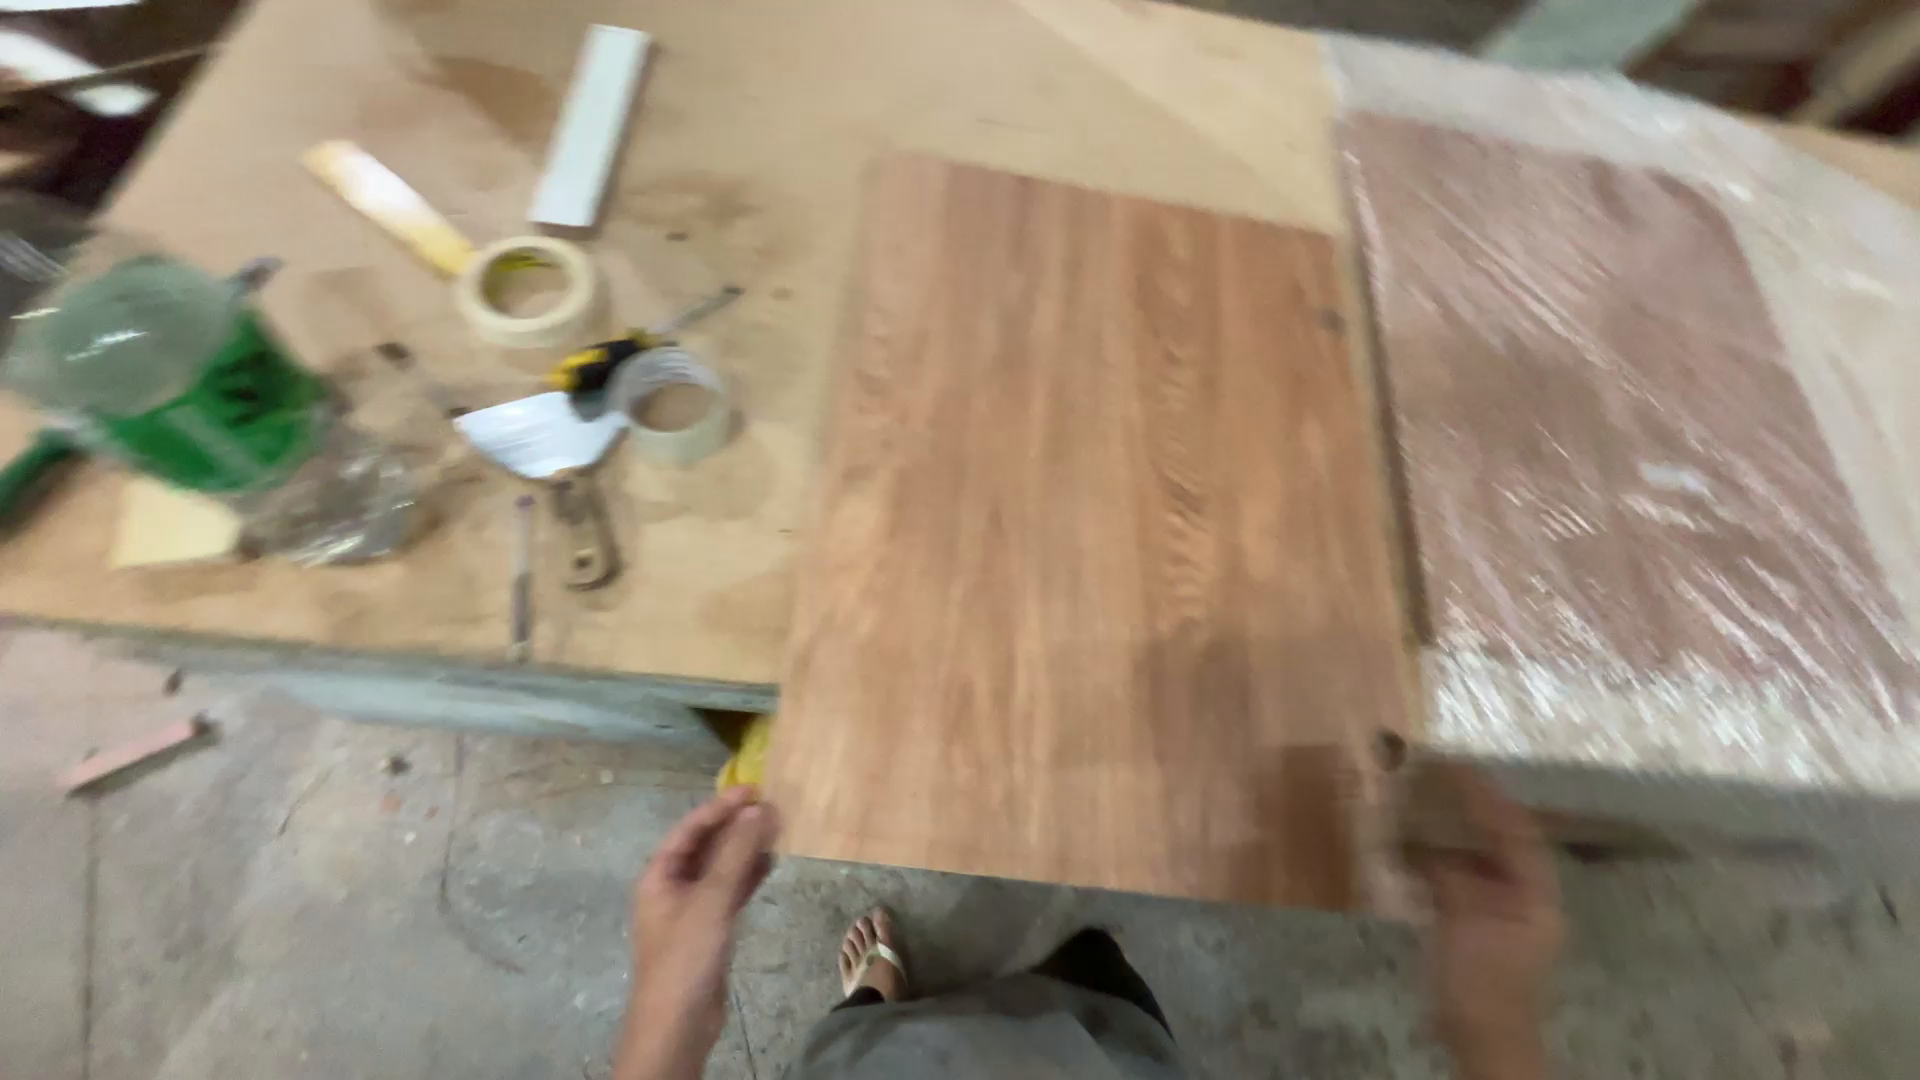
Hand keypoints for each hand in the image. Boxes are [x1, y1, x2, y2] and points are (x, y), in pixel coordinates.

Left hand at [615, 787, 779, 1079]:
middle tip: (772, 807)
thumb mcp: (712, 898)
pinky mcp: (710, 927)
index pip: (691, 827)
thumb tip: (760, 808)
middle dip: (737, 825)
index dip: (721, 806)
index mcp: (660, 874)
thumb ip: (737, 851)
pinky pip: (731, 889)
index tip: (754, 789)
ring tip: (777, 829)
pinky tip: (770, 863)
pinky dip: (748, 874)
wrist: (678, 1025)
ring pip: (722, 866)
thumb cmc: (686, 955)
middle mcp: (674, 886)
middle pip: (707, 844)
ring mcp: (692, 908)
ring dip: (746, 847)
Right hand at [1408, 766, 1561, 1079]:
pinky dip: (1431, 859)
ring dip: (1445, 832)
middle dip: (1466, 809)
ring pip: (1473, 857)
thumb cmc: (1480, 977)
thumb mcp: (1463, 920)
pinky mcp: (1474, 923)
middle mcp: (1523, 898)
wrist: (1480, 1034)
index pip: (1515, 832)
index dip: (1488, 797)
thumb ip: (1448, 875)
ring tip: (1413, 804)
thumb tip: (1420, 842)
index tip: (1457, 764)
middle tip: (1432, 777)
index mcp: (1534, 896)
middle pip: (1497, 840)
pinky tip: (1403, 848)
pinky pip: (1454, 878)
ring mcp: (1499, 911)